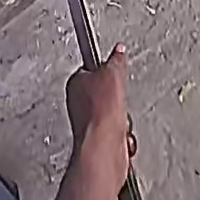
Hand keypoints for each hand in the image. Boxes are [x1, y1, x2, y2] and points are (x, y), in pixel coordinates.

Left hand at [65, 45, 133, 185]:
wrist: (104, 148)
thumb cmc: (101, 112)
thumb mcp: (113, 73)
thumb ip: (116, 60)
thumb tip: (119, 51)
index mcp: (76, 83)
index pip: (91, 69)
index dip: (106, 71)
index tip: (114, 71)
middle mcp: (78, 104)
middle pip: (105, 94)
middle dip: (117, 99)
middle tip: (118, 100)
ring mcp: (88, 125)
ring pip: (113, 115)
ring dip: (122, 119)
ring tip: (120, 121)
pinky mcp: (99, 142)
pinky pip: (117, 134)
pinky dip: (123, 136)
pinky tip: (122, 136)